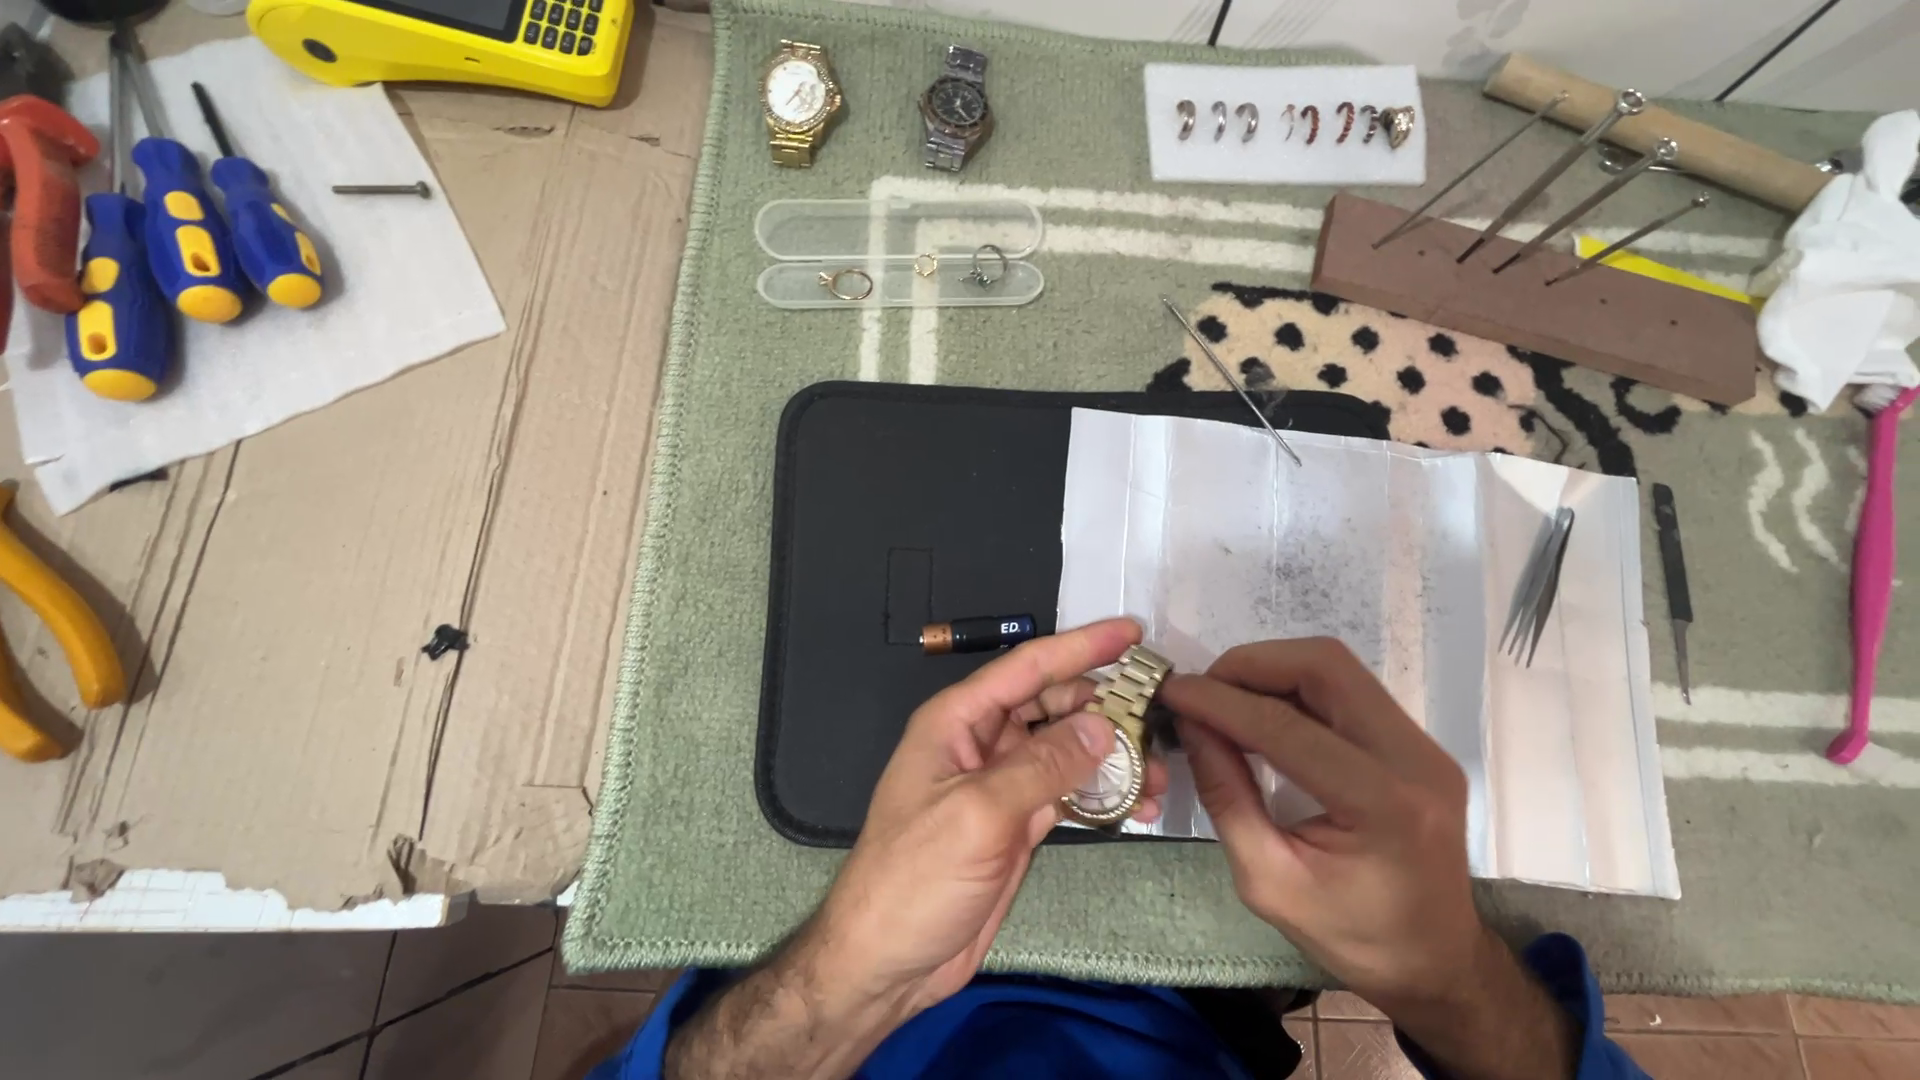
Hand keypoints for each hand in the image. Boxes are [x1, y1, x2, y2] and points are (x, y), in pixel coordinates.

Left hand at [667, 619, 1166, 1079]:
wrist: (888, 959)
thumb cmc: (916, 876)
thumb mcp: (978, 813)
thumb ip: (1043, 766)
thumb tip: (1103, 727)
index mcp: (957, 720)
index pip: (1027, 668)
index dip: (1080, 646)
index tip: (1132, 632)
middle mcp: (981, 741)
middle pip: (1052, 704)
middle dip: (1105, 704)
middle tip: (1159, 711)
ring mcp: (1001, 783)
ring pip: (1066, 748)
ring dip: (1111, 754)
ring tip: (1157, 771)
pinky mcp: (1018, 822)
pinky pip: (1068, 792)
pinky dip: (1102, 794)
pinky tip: (1136, 804)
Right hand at [1161, 638, 1576, 1079]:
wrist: (1436, 962)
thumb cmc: (1350, 936)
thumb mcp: (1267, 880)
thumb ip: (1226, 797)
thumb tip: (1191, 724)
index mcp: (1384, 806)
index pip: (1287, 727)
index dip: (1220, 702)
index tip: (1171, 692)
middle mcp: (1414, 760)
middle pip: (1324, 667)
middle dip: (1250, 666)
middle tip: (1202, 691)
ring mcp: (1423, 745)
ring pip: (1336, 667)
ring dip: (1270, 671)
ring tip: (1225, 699)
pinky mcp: (1417, 742)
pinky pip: (1347, 688)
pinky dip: (1293, 687)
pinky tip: (1261, 714)